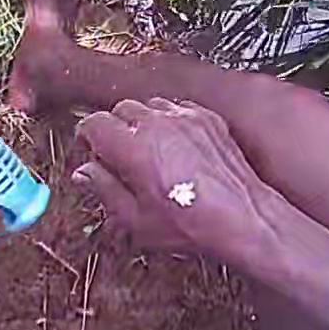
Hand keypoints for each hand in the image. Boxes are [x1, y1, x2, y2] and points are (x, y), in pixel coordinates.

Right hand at [73, 98, 283, 266]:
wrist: (243, 218)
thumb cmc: (190, 225)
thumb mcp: (136, 219)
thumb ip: (105, 189)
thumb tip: (84, 172)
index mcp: (133, 147)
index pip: (95, 123)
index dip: (86, 135)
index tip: (89, 148)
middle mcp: (157, 123)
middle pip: (121, 108)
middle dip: (113, 127)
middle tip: (117, 153)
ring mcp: (185, 117)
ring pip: (149, 104)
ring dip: (142, 121)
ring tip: (147, 148)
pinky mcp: (207, 117)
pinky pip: (177, 107)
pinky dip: (169, 119)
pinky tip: (174, 144)